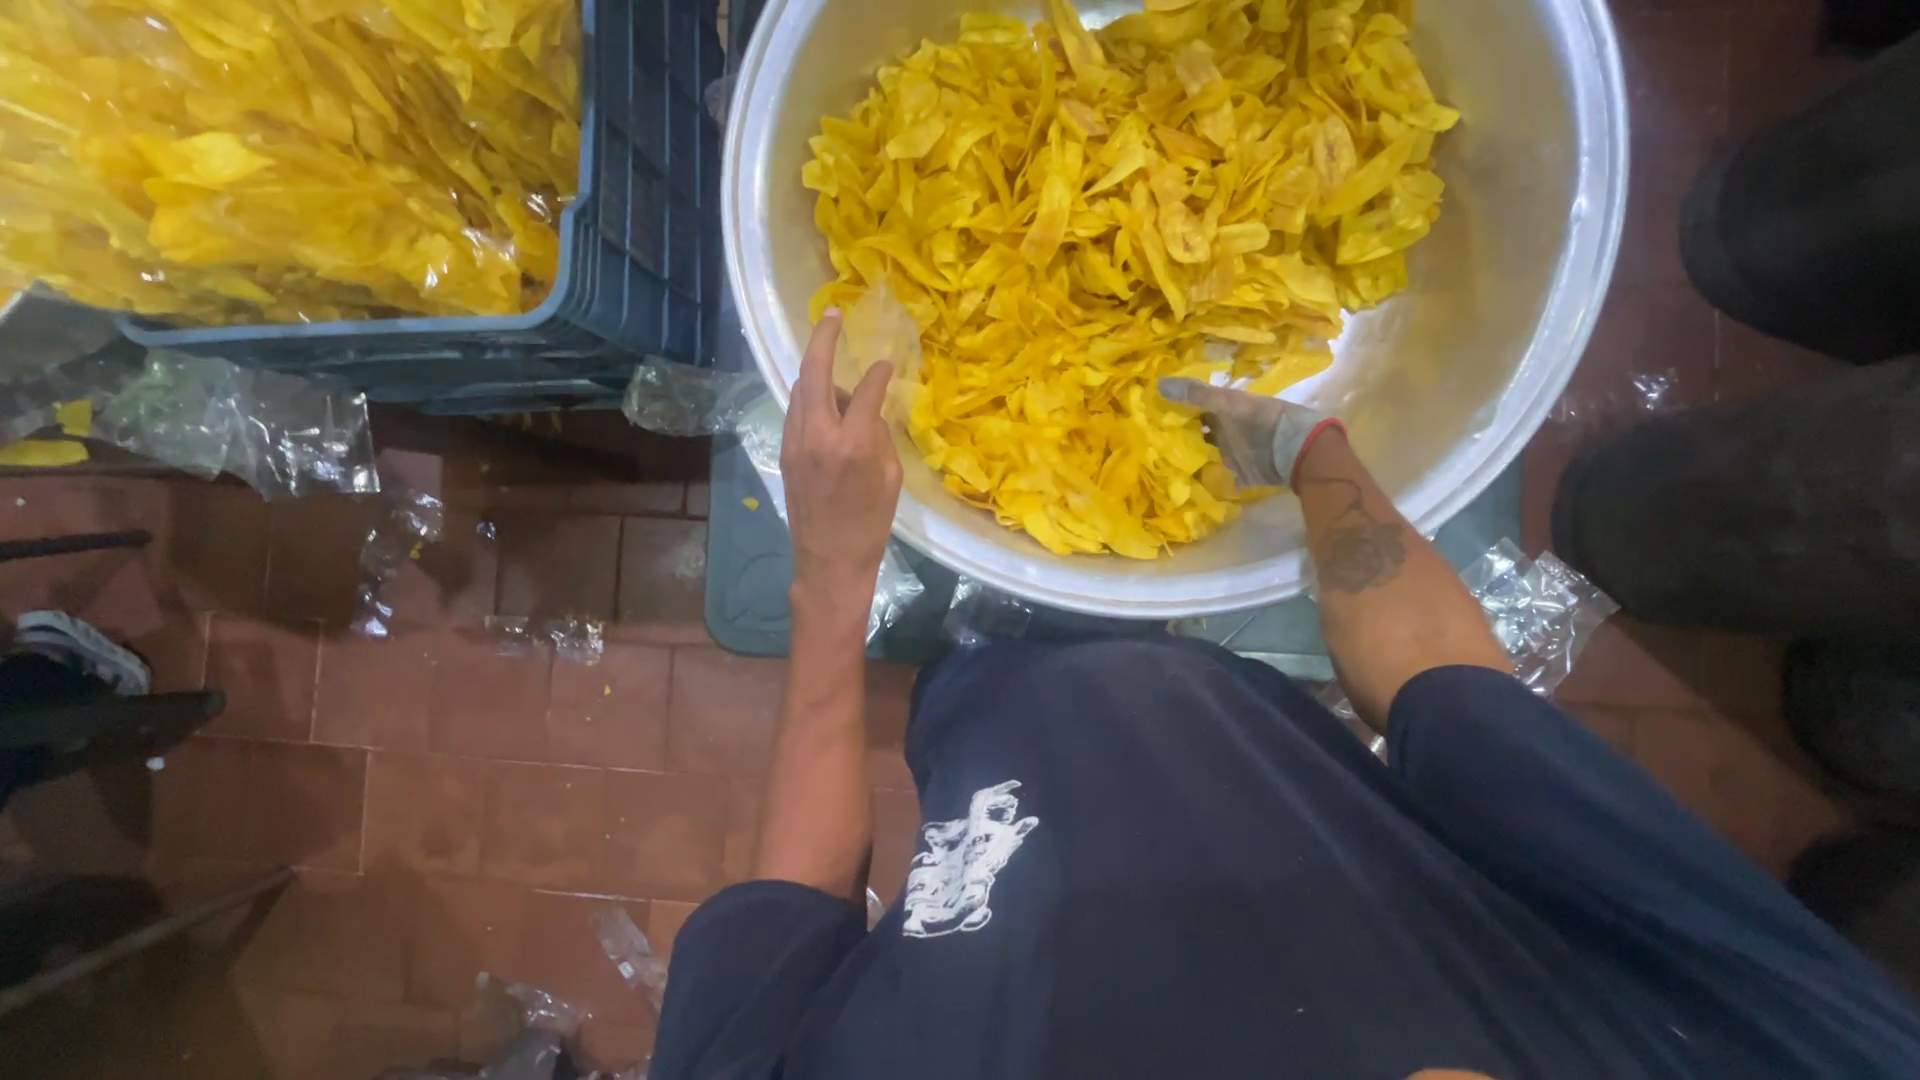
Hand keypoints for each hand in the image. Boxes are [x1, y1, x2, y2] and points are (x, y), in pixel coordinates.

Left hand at [783, 308, 902, 622]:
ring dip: (818, 372)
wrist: (829, 560)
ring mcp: (795, 441)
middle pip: (816, 371)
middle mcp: (818, 434)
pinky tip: (824, 403)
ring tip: (836, 370)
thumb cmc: (871, 525)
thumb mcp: (891, 479)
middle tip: (834, 315)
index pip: (868, 390)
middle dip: (825, 337)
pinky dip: (810, 398)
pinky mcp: (784, 452)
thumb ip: (879, 436)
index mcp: (853, 443)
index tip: (888, 364)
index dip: (880, 372)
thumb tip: (870, 410)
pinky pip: (796, 411)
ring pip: (801, 389)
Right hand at [1158, 378, 1345, 489]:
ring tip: (1158, 468)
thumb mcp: (1225, 402)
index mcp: (1223, 410)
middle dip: (1177, 439)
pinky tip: (1182, 488)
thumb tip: (1156, 384)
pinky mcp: (1237, 476)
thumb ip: (1195, 394)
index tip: (1150, 415)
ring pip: (1203, 457)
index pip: (1193, 408)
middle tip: (1148, 445)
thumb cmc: (1259, 420)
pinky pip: (1215, 481)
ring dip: (1187, 462)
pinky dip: (1202, 483)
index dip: (1174, 410)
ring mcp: (1231, 455)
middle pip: (1196, 434)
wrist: (1292, 450)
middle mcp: (1225, 432)